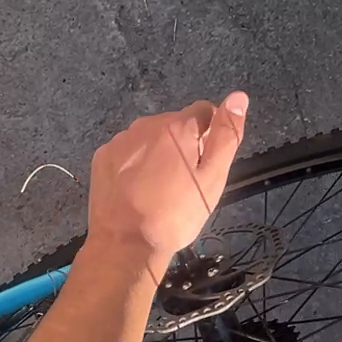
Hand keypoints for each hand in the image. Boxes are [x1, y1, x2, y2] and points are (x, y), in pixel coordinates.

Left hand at [86, 92, 248, 260]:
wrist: (125, 244)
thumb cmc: (175, 214)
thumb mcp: (212, 178)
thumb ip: (226, 135)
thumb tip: (238, 97)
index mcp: (177, 127)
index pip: (204, 111)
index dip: (210, 136)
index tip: (204, 164)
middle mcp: (147, 125)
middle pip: (175, 124)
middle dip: (184, 145)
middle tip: (184, 182)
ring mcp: (121, 140)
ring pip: (150, 137)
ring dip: (159, 153)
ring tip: (160, 189)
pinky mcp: (103, 156)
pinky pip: (128, 151)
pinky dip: (135, 163)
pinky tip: (137, 189)